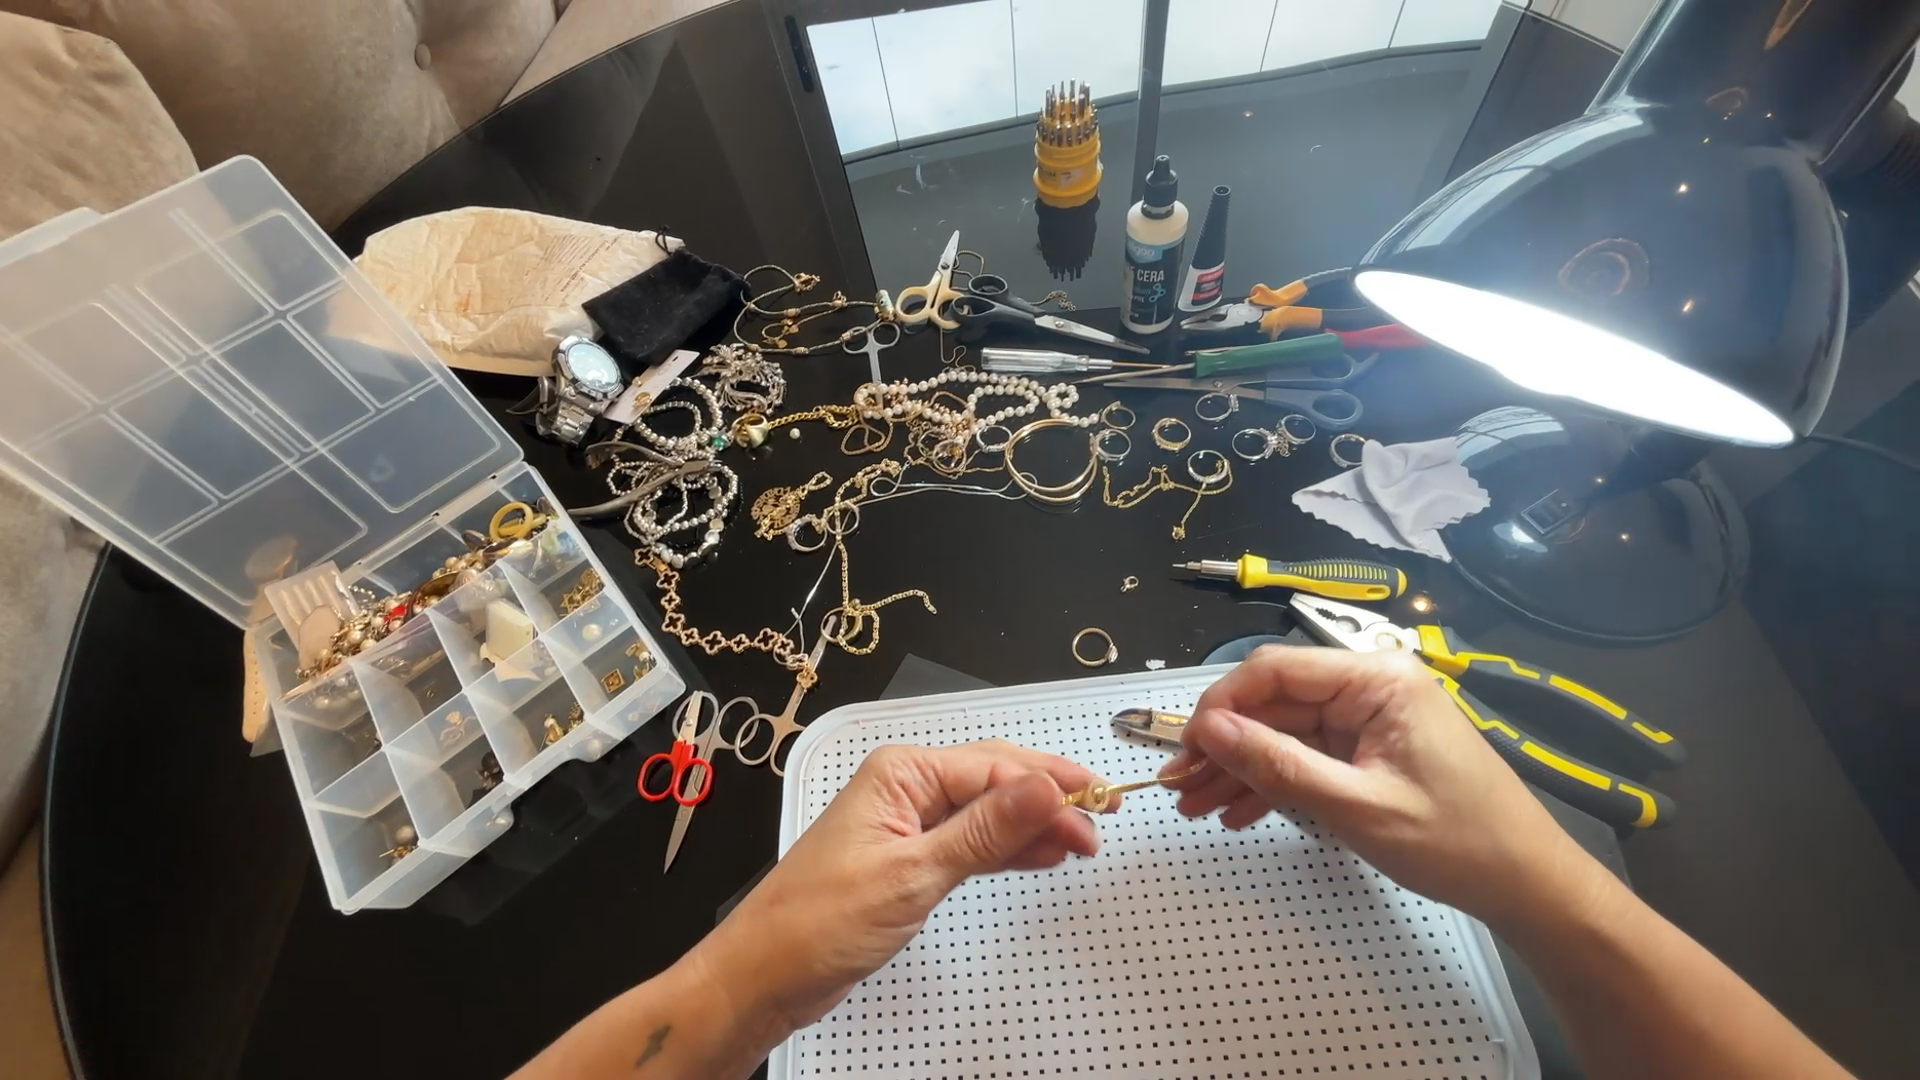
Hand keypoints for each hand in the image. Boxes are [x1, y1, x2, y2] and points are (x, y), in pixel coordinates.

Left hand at [693, 741, 1102, 1037]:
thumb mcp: (914, 873)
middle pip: (993, 781)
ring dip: (1034, 825)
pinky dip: (1008, 849)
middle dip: (1048, 797)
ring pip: (987, 812)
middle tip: (1102, 817)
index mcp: (903, 772)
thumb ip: (985, 831)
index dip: (1049, 785)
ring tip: (1083, 840)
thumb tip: (1044, 789)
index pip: (992, 767)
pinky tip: (1042, 854)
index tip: (1097, 805)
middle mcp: (909, 787)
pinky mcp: (912, 857)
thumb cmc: (822, 920)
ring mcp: (910, 822)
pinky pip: (972, 842)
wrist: (766, 976)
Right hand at [1162, 645, 1597, 924]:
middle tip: (1181, 786)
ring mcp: (1363, 721)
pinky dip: (1269, 784)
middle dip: (1224, 748)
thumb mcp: (1356, 806)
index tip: (1189, 745)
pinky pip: (1301, 757)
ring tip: (1195, 806)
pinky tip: (1236, 812)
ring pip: (1279, 734)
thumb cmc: (1458, 843)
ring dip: (1238, 770)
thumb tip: (1206, 730)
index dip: (1223, 704)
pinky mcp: (1363, 751)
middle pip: (1272, 705)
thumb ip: (1276, 763)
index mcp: (1375, 679)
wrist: (1532, 892)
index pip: (1275, 670)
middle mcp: (1365, 688)